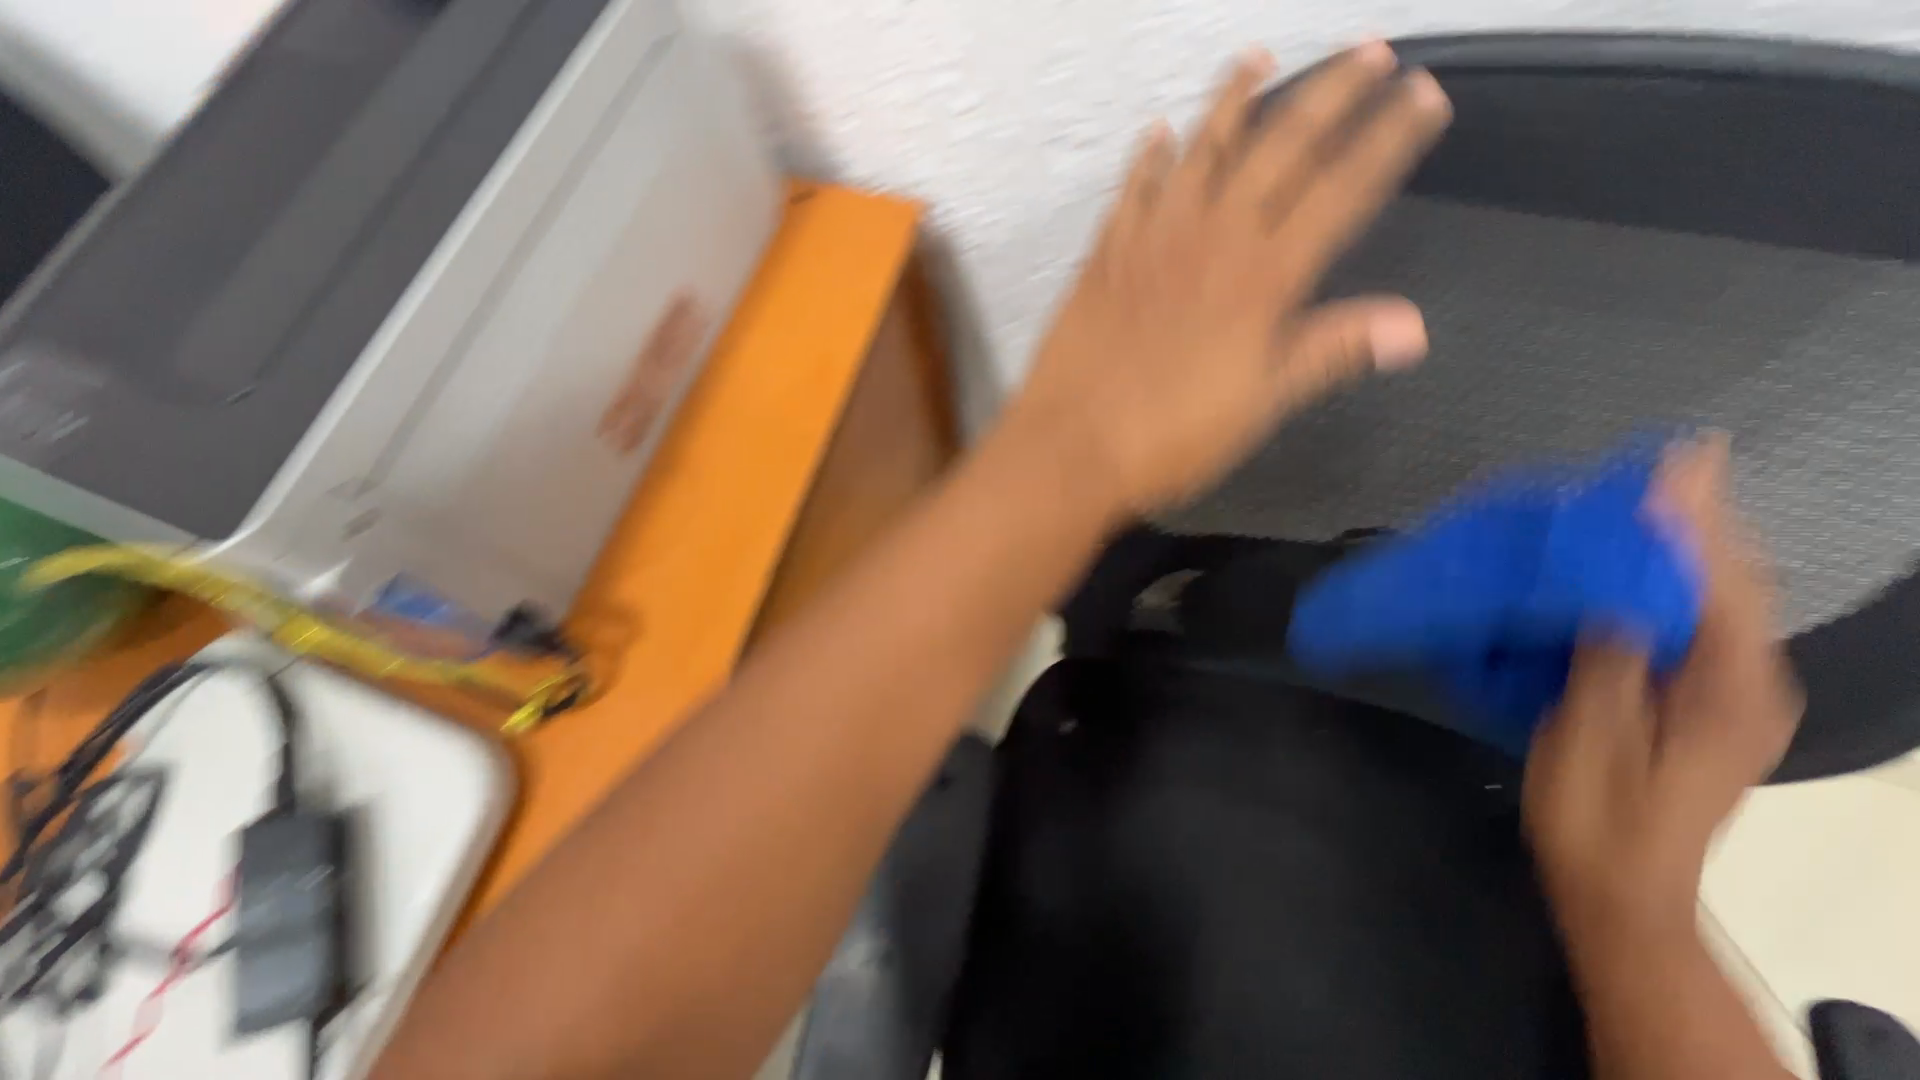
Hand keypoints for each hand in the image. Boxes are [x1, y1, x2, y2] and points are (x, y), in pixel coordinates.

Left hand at [1005, 44, 1451, 519]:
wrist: (1069, 446)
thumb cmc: (1168, 439)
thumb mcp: (1260, 406)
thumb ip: (1329, 353)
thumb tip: (1410, 325)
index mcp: (1261, 278)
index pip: (1341, 192)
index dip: (1387, 141)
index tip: (1423, 95)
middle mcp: (1210, 240)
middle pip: (1280, 148)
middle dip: (1330, 95)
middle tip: (1369, 52)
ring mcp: (1151, 239)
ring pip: (1200, 150)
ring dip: (1233, 99)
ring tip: (1259, 58)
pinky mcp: (1104, 254)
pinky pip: (1131, 189)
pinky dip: (1149, 157)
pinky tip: (1159, 133)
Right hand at [1523, 437, 1803, 951]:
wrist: (1621, 894)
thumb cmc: (1596, 822)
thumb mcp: (1589, 744)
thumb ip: (1610, 664)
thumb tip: (1614, 591)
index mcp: (1724, 695)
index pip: (1717, 588)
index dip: (1693, 523)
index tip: (1679, 462)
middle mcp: (1745, 685)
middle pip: (1731, 585)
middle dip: (1701, 520)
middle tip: (1674, 459)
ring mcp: (1728, 694)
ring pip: (1716, 601)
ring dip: (1686, 545)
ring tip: (1656, 493)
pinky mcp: (1701, 702)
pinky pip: (1694, 625)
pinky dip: (1668, 582)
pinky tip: (1637, 563)